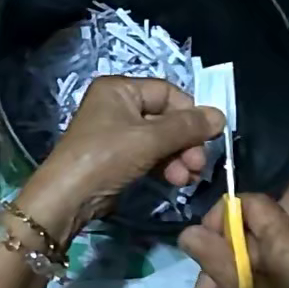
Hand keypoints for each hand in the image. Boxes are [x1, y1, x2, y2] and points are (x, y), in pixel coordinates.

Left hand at [19, 76, 224, 240]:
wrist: (67, 199)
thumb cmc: (106, 157)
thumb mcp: (149, 139)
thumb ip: (187, 127)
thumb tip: (221, 116)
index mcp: (120, 89)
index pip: (168, 92)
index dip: (190, 113)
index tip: (209, 137)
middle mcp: (118, 105)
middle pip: (166, 117)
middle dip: (186, 142)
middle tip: (199, 165)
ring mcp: (118, 133)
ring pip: (161, 139)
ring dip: (179, 158)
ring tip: (188, 178)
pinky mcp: (118, 158)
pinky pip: (151, 155)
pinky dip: (166, 166)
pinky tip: (176, 181)